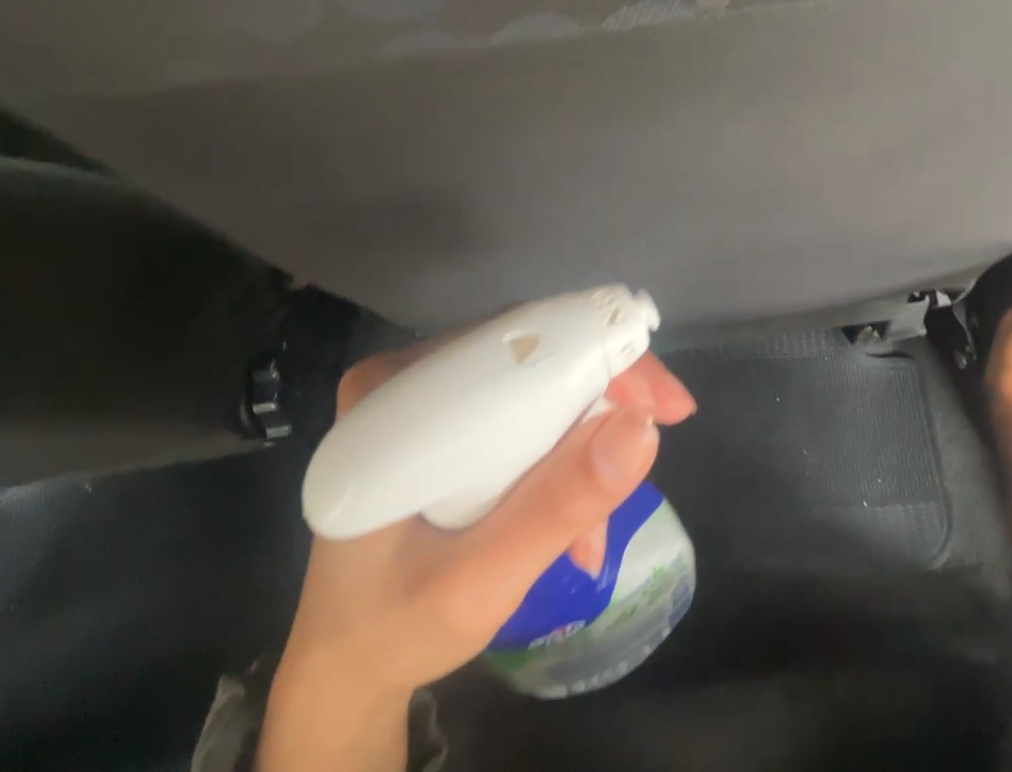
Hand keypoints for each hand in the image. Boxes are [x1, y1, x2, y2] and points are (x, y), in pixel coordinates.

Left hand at [274, 340, 695, 699]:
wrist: (345, 666)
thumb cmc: (397, 626)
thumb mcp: (480, 579)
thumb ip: (556, 506)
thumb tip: (642, 427)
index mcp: (394, 396)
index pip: (516, 344)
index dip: (600, 362)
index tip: (666, 406)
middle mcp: (406, 381)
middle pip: (530, 364)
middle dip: (600, 415)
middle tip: (649, 455)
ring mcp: (423, 405)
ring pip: (535, 395)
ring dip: (582, 454)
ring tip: (592, 538)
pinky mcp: (440, 432)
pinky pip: (521, 424)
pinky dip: (558, 468)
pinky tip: (570, 532)